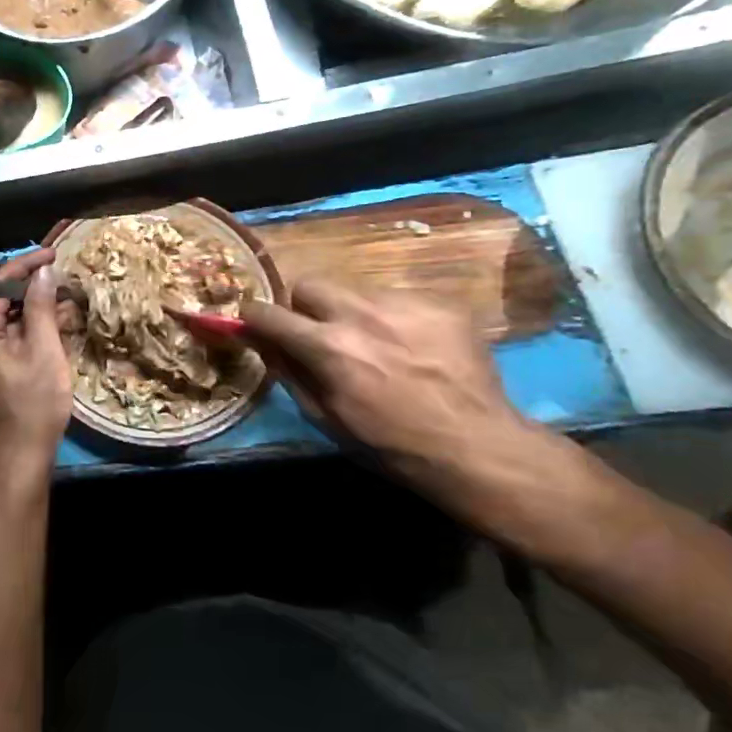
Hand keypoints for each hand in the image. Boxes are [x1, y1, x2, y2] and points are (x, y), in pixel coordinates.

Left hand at [0, 248, 71, 479]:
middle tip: (63, 279)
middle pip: (0, 304)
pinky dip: (31, 332)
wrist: (20, 459)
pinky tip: (56, 329)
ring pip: (7, 324)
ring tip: (65, 301)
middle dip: (31, 289)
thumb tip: (43, 272)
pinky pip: (10, 343)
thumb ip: (40, 308)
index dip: (25, 266)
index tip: (53, 254)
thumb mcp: (42, 351)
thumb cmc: (33, 404)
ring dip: (34, 311)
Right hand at [238, 279, 590, 529]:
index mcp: (328, 347)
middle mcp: (362, 314)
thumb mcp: (323, 416)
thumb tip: (259, 341)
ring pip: (354, 289)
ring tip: (372, 342)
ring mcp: (405, 304)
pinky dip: (391, 318)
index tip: (256, 325)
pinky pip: (397, 298)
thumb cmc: (389, 443)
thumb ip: (287, 371)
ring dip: (349, 311)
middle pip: (308, 283)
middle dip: (303, 306)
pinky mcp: (440, 304)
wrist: (477, 447)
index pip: (267, 312)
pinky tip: (409, 346)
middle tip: (317, 332)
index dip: (253, 318)